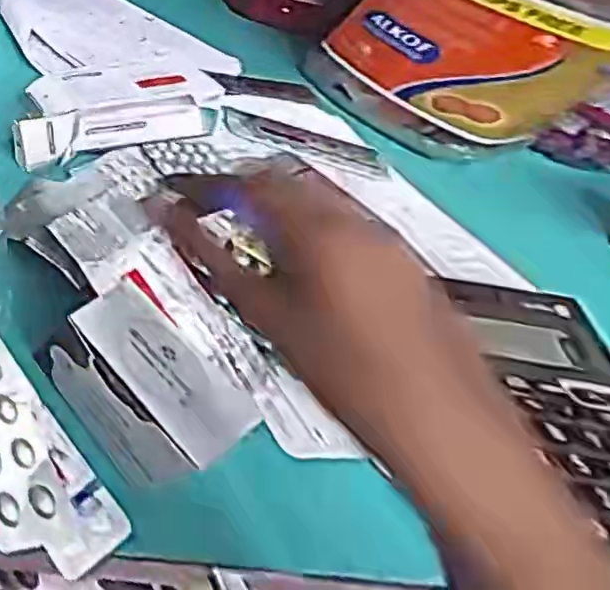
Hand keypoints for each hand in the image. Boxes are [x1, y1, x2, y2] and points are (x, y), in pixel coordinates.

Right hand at [155, 165, 609, 589]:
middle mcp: (360, 223)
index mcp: (318, 226)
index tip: (175, 199)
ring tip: (246, 234)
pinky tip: (298, 261)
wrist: (447, 432)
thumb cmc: (342, 370)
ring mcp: (393, 243)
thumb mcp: (259, 307)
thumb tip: (162, 213)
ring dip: (277, 204)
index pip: (244, 180)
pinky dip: (311, 224)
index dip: (200, 185)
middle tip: (205, 209)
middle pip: (285, 177)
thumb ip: (203, 250)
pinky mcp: (411, 266)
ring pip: (319, 197)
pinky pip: (348, 221)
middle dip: (238, 187)